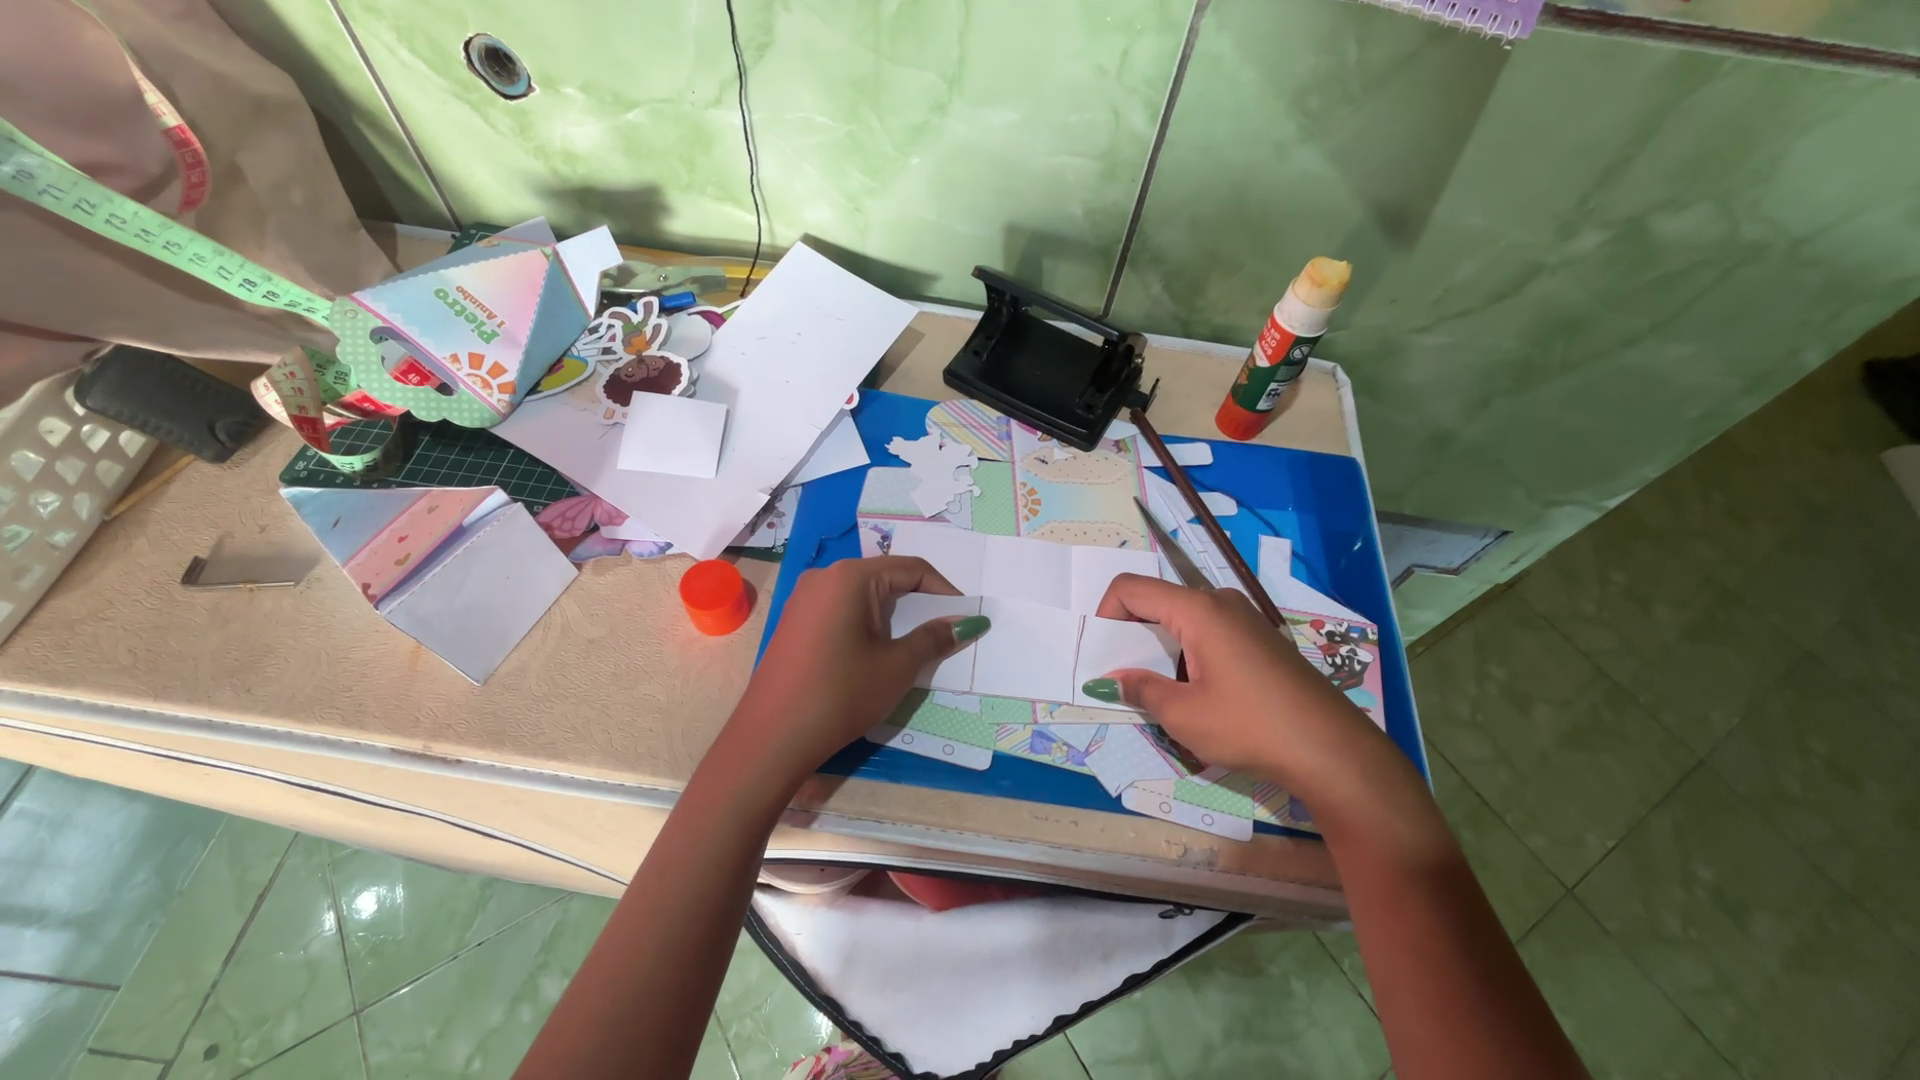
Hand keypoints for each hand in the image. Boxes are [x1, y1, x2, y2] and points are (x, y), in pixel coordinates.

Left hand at [726, 556, 984, 782]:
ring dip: (894, 616)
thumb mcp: (897, 666)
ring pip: (863, 596)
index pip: (911, 569)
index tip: (966, 618)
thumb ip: (934, 638)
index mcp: (850, 576)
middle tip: (945, 631)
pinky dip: (868, 625)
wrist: (774, 736)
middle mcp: (824, 577)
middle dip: (920, 603)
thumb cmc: (842, 694)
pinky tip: (877, 653)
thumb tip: (967, 622)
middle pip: (886, 579)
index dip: (944, 591)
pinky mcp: (795, 623)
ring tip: (916, 645)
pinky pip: (842, 611)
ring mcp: (804, 599)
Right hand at [1088, 574, 1387, 794]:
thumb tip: (1110, 680)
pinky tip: (1195, 696)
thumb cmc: (1249, 726)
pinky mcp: (1258, 640)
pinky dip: (1187, 656)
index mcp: (1197, 609)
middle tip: (1123, 679)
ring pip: (1183, 622)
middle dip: (1132, 638)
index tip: (1101, 656)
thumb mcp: (1183, 715)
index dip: (1105, 615)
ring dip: (1160, 651)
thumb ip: (1141, 690)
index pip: (1131, 588)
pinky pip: (1207, 635)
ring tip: (1159, 695)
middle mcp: (1220, 602)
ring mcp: (1243, 619)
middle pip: (1158, 604)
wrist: (1329, 748)